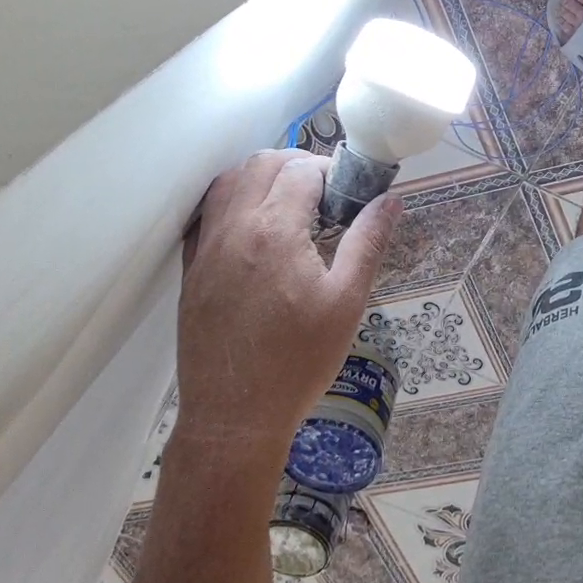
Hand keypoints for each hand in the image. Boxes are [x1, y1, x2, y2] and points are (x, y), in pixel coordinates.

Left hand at [173, 150, 401, 448]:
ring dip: (263, 177)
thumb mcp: (347, 301)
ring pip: (229, 181)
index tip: (350, 195)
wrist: (234, 418)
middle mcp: (234, 228)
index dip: (331, 171)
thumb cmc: (299, 361)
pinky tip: (255, 226)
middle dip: (298, 165)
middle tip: (326, 196)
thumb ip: (368, 241)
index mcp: (274, 230)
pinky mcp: (192, 271)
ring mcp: (206, 249)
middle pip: (262, 163)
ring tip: (292, 205)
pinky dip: (232, 200)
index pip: (302, 170)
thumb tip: (390, 199)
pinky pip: (207, 214)